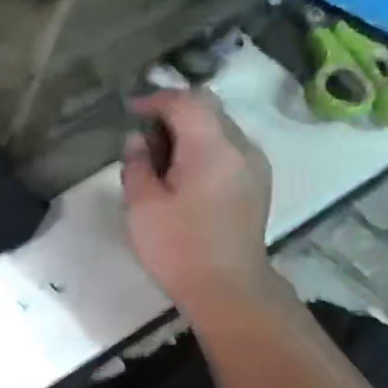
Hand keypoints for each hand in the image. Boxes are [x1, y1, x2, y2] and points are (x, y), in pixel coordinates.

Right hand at [123, 90, 279, 317]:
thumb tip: (137, 141)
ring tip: (160, 161)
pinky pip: (228, 152)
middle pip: (208, 111)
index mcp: (212, 148)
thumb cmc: (178, 247)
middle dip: (174, 115)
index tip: (130, 109)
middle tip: (143, 138)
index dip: (157, 99)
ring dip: (189, 135)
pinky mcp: (256, 185)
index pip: (188, 102)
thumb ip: (137, 166)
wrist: (226, 287)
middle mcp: (241, 147)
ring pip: (220, 131)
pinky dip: (203, 152)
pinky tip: (183, 178)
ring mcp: (255, 166)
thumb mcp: (142, 207)